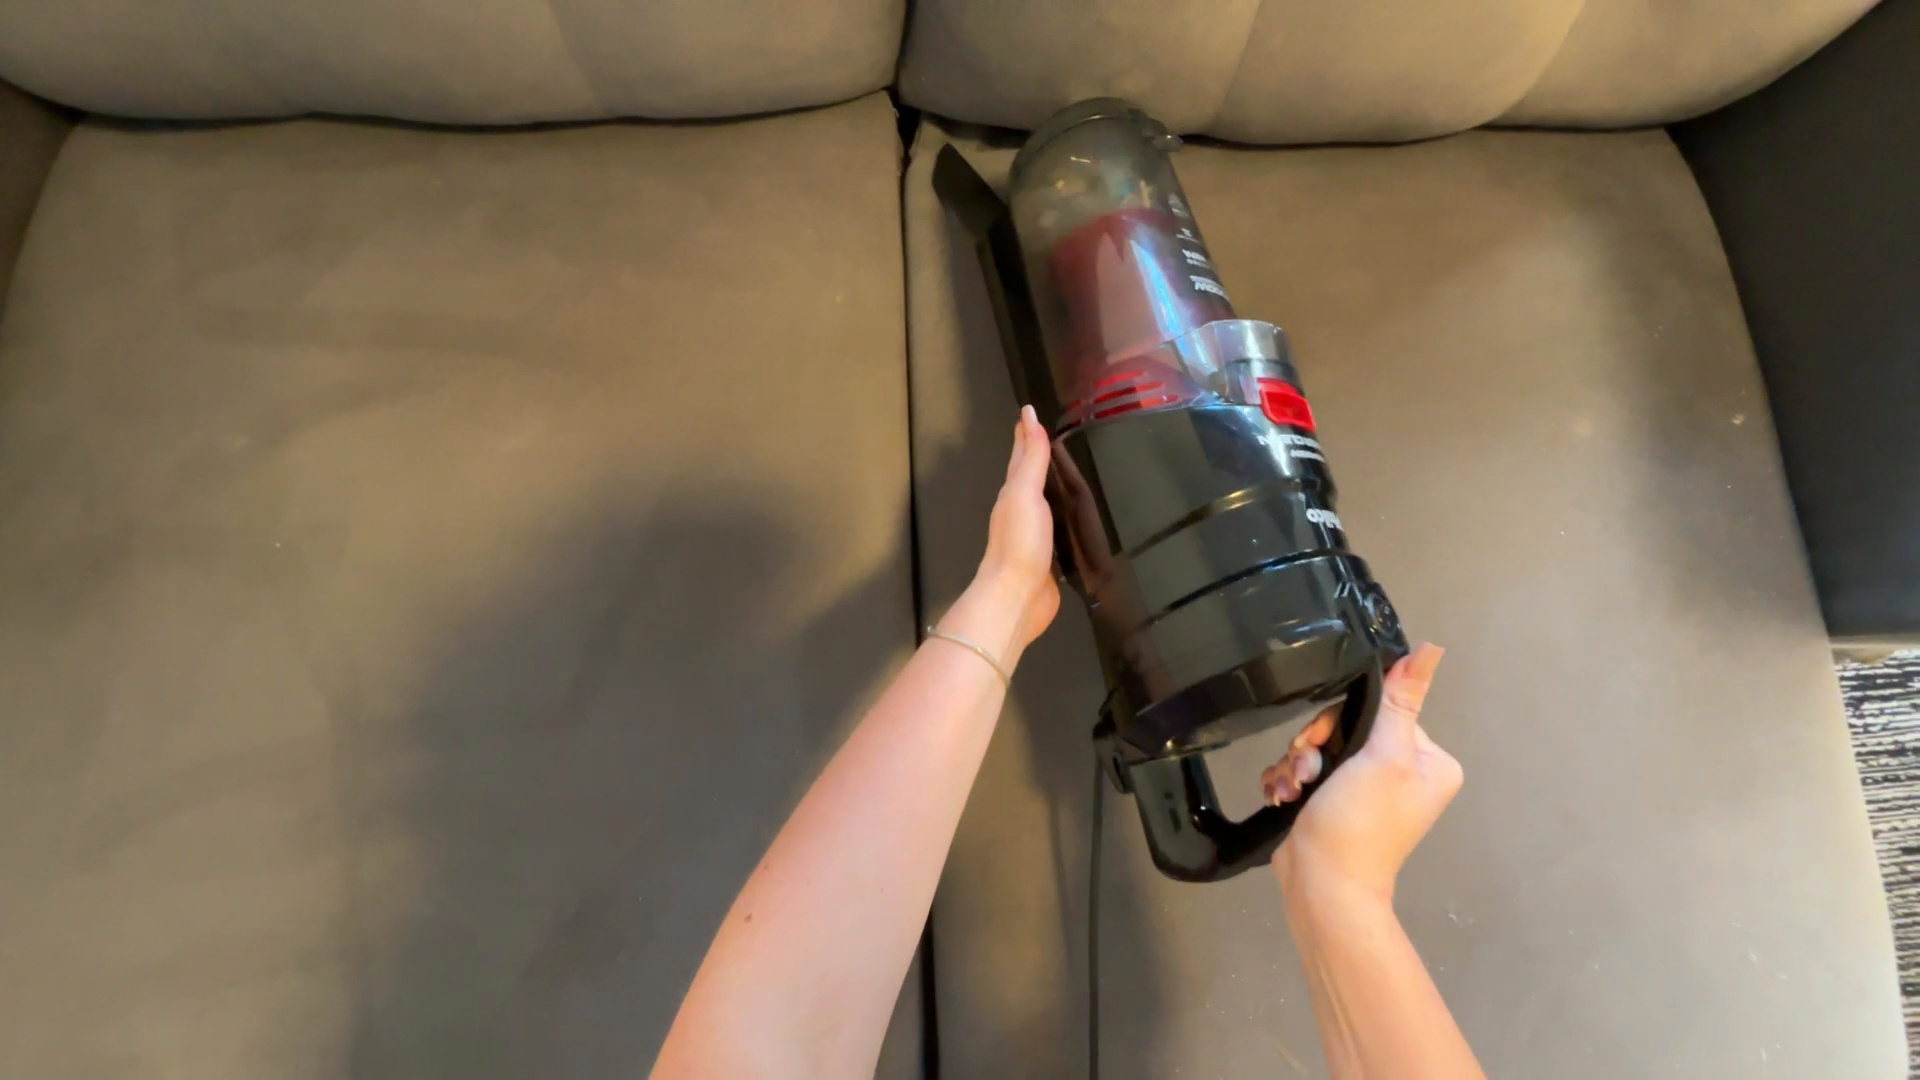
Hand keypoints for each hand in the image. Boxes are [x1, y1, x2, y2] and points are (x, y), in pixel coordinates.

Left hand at [938, 406, 1060, 669]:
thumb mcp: (1025, 492)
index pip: (1021, 455)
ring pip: (1047, 502)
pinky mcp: (1052, 557)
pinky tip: (1076, 515)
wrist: (1018, 596)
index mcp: (1013, 493)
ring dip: (1054, 486)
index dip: (1026, 434)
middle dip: (1039, 455)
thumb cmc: (1020, 541)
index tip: (1031, 411)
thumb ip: (1031, 458)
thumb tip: (1029, 417)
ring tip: (1069, 469)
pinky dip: (1066, 516)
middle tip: (1050, 434)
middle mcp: (1022, 511)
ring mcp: (1037, 535)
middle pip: (1031, 477)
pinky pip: (1060, 528)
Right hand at [1262, 644, 1460, 901]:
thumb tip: (1432, 647)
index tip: (1321, 742)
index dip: (1339, 719)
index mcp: (1425, 760)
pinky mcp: (1331, 801)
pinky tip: (1283, 796)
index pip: (1378, 710)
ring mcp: (1363, 789)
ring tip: (1292, 790)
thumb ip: (1400, 701)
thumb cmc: (1360, 820)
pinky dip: (1288, 780)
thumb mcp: (1382, 756)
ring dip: (1294, 764)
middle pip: (1340, 727)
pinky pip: (1303, 770)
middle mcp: (1398, 771)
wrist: (1322, 884)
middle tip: (1305, 770)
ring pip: (1316, 748)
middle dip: (1311, 746)